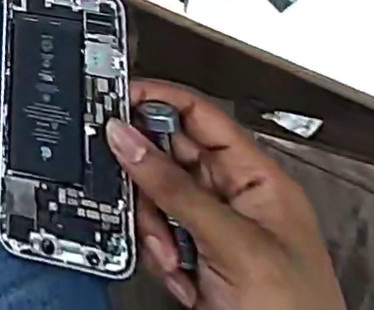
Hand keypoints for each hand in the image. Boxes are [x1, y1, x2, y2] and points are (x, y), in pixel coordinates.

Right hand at [106, 81, 343, 309]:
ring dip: (151, 223)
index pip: (199, 115)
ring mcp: (212, 227)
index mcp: (256, 179)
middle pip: (167, 153)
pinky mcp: (193, 255)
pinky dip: (155, 250)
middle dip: (147, 177)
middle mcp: (232, 196)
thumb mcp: (233, 245)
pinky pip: (153, 227)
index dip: (158, 98)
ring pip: (154, 192)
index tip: (117, 97)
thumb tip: (124, 136)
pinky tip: (178, 274)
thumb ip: (175, 187)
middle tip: (133, 189)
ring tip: (169, 252)